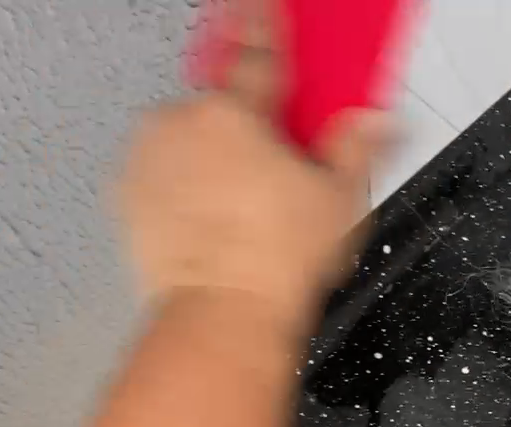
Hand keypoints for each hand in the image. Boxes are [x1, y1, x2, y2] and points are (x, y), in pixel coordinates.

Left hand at [117, 8, 385, 336]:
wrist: (224, 312)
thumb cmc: (276, 263)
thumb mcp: (341, 203)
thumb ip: (358, 149)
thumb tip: (381, 122)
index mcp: (238, 114)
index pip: (260, 50)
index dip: (266, 20)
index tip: (264, 3)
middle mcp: (184, 122)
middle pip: (226, 108)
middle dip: (251, 133)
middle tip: (279, 175)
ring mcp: (151, 155)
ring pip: (193, 143)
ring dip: (218, 163)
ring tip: (252, 215)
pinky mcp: (130, 192)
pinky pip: (166, 176)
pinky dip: (188, 192)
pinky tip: (223, 226)